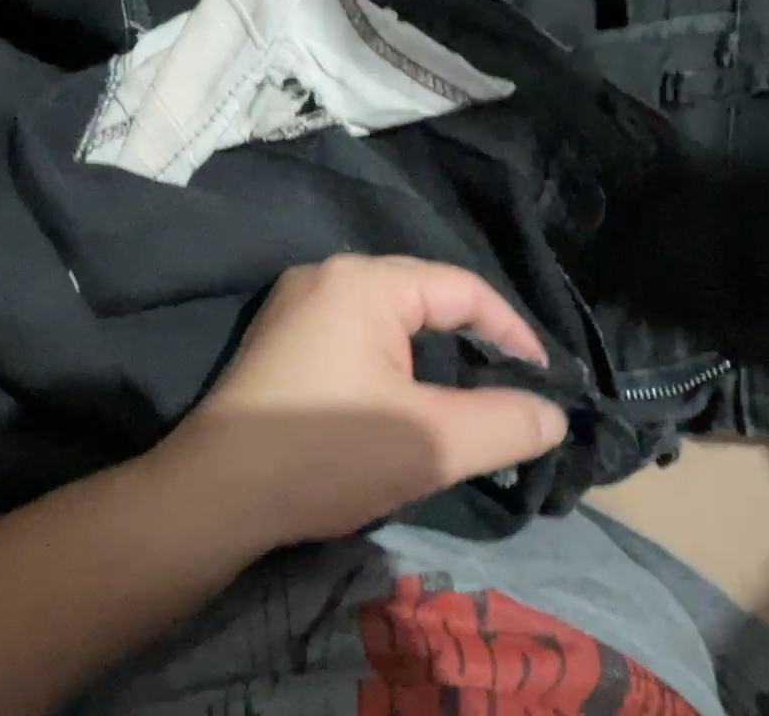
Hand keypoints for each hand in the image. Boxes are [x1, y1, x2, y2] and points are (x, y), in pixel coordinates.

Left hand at [146, 254, 568, 549]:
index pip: (461, 289)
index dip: (512, 332)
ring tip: (460, 398)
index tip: (544, 382)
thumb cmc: (326, 454)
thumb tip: (551, 413)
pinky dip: (387, 360)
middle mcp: (324, 276)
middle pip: (422, 296)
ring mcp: (293, 304)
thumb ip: (506, 423)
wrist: (216, 492)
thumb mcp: (431, 442)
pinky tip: (398, 397)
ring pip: (386, 317)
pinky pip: (351, 333)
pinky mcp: (277, 337)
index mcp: (362, 282)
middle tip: (505, 389)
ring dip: (428, 353)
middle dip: (469, 341)